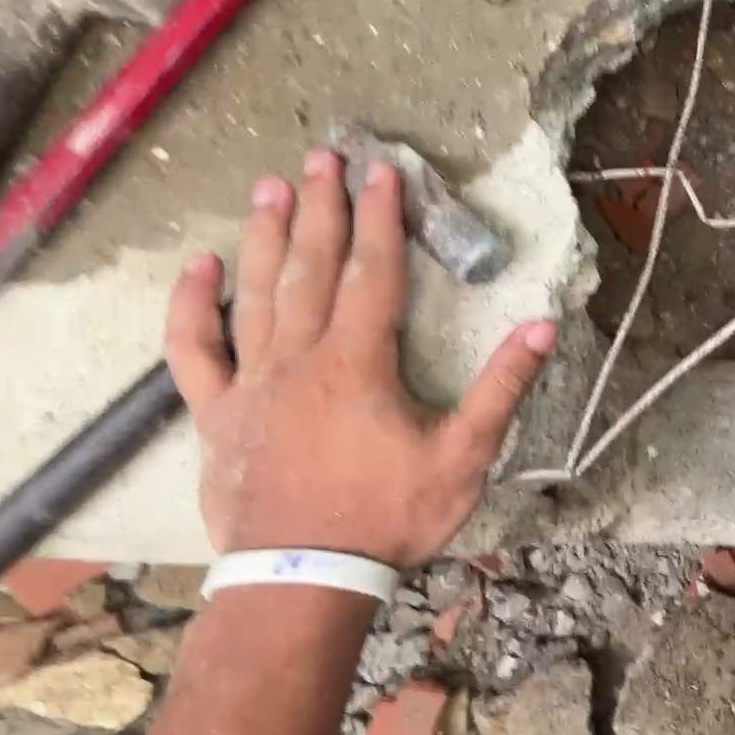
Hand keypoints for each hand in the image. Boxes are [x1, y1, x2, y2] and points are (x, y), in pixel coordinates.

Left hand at [163, 149, 557, 568]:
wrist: (306, 576)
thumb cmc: (393, 513)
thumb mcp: (467, 454)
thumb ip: (502, 387)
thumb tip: (543, 327)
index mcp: (359, 364)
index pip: (373, 274)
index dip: (381, 220)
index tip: (384, 174)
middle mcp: (299, 359)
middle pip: (310, 269)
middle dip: (321, 210)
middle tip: (324, 158)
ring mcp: (251, 384)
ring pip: (254, 295)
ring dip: (264, 238)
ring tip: (270, 188)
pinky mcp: (218, 413)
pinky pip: (194, 350)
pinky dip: (191, 306)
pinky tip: (199, 268)